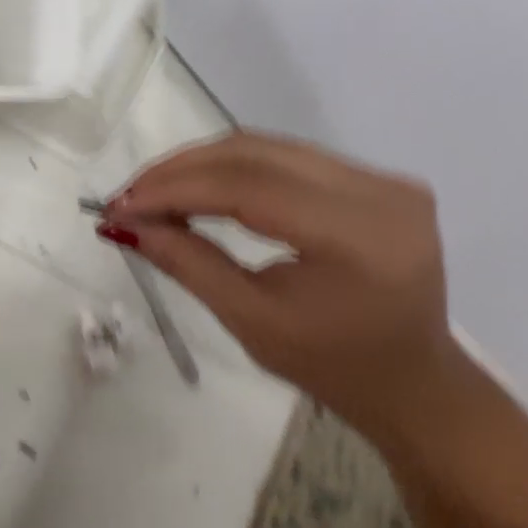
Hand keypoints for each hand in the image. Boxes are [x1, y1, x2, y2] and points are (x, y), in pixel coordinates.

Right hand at [102, 132, 462, 436]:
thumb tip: (121, 225)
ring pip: (267, 148)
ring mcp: (384, 180)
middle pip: (256, 154)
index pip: (248, 188)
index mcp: (357, 236)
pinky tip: (197, 191)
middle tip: (127, 199)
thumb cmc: (327, 362)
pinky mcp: (377, 181)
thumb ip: (186, 262)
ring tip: (152, 195)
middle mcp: (379, 192)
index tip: (118, 207)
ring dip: (200, 166)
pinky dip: (231, 170)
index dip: (174, 190)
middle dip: (179, 171)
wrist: (409, 379)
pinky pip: (287, 158)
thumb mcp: (247, 318)